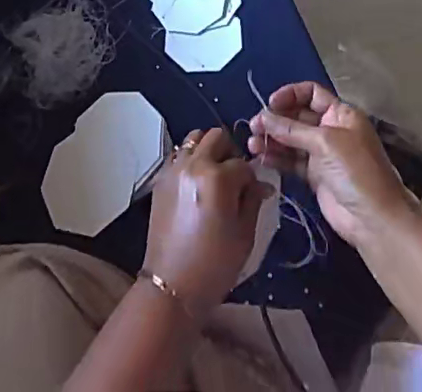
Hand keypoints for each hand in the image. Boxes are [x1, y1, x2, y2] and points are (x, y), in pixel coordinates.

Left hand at [142, 128, 271, 317]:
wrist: (172, 284)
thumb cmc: (215, 264)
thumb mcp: (244, 234)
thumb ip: (253, 201)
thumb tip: (261, 184)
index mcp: (217, 177)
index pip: (243, 164)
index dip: (252, 179)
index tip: (253, 194)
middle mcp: (193, 164)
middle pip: (216, 137)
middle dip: (230, 153)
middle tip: (234, 178)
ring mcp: (173, 169)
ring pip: (194, 139)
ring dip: (208, 151)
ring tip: (214, 177)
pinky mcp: (160, 178)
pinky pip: (178, 155)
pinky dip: (190, 160)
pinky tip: (196, 184)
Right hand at [248, 82, 418, 249]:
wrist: (374, 221)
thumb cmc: (356, 172)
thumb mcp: (325, 142)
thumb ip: (291, 129)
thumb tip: (262, 116)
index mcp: (341, 114)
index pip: (311, 94)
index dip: (290, 95)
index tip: (270, 104)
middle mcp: (330, 130)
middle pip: (297, 116)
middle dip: (275, 119)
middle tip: (254, 127)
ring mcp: (322, 154)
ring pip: (290, 139)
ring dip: (271, 139)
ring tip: (252, 145)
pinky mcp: (314, 175)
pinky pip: (290, 160)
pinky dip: (275, 158)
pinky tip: (260, 158)